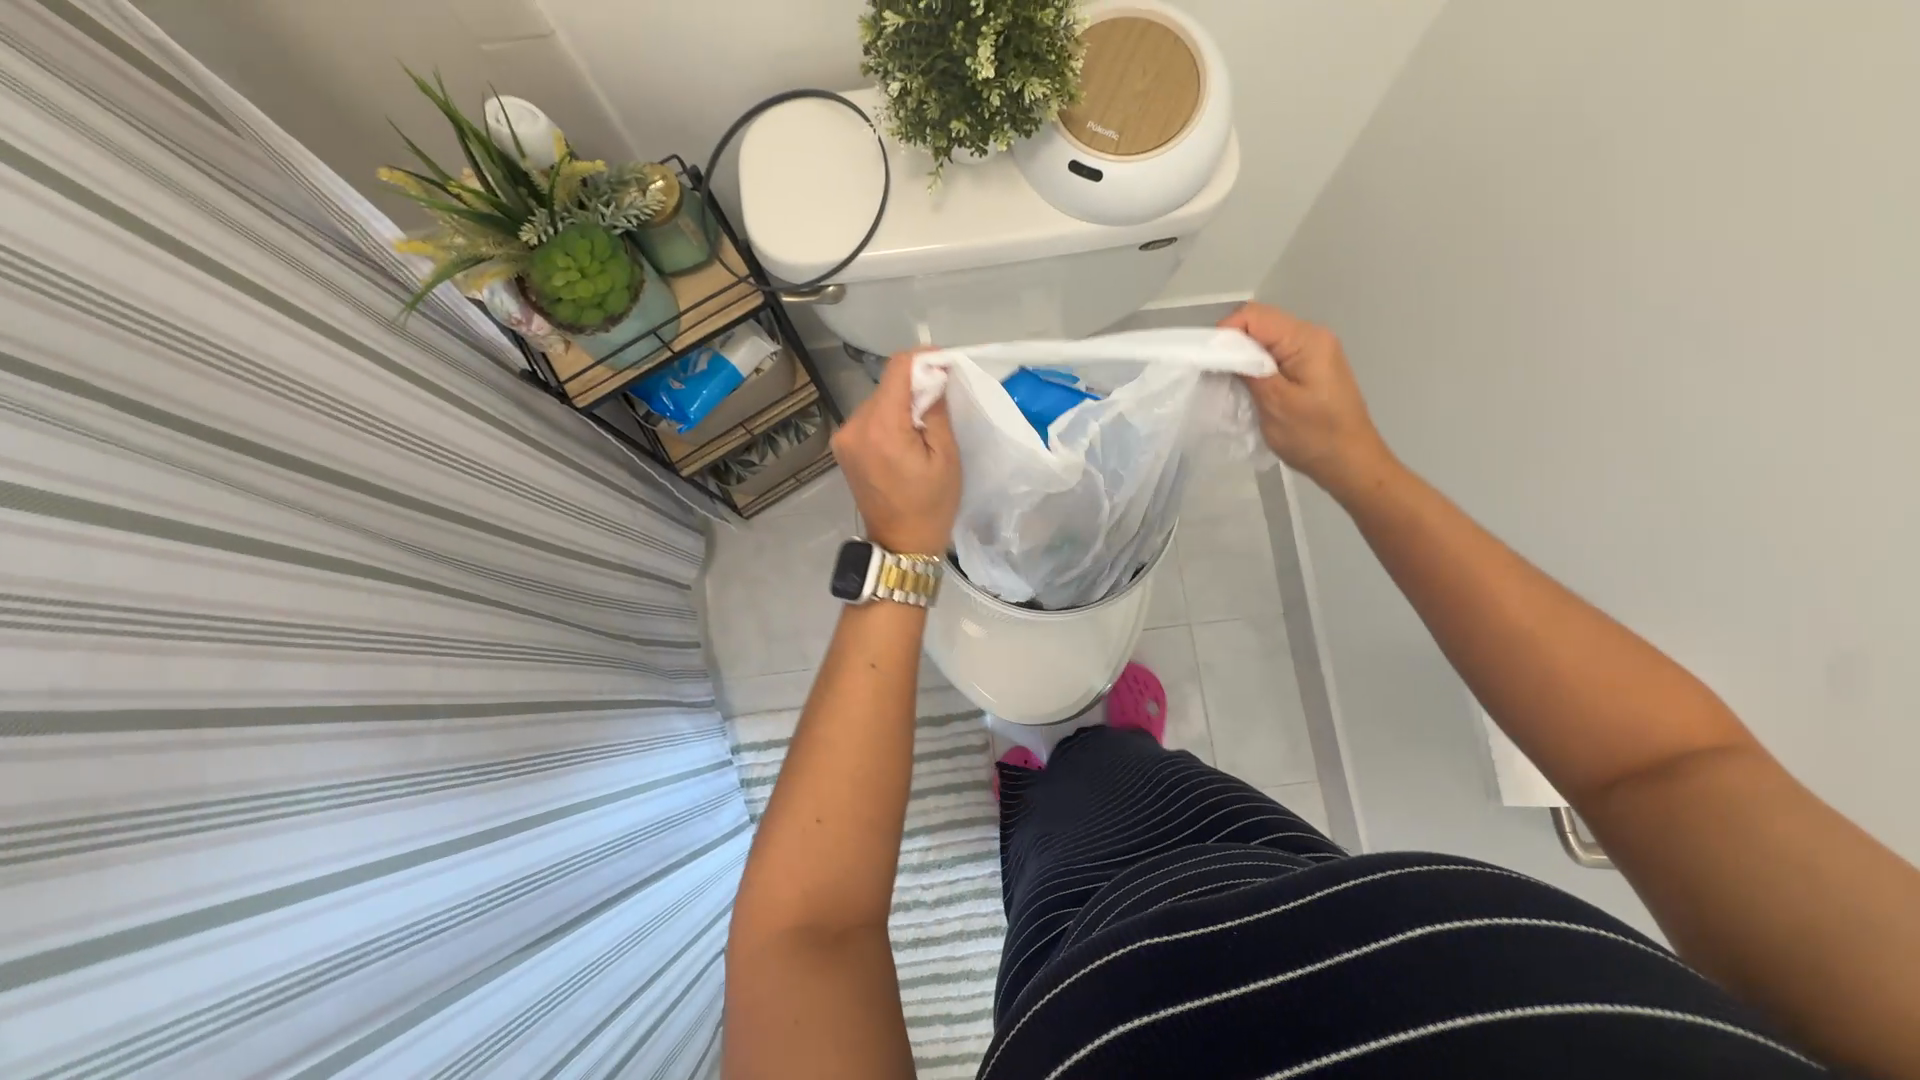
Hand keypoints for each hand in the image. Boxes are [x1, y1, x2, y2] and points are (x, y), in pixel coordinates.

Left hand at [831, 350, 960, 554]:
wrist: (901, 544)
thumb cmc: (931, 505)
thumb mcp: (946, 456)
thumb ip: (937, 409)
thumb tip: (934, 376)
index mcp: (882, 428)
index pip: (897, 369)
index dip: (923, 360)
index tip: (945, 365)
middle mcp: (855, 426)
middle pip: (887, 385)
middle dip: (915, 386)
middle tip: (941, 404)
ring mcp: (844, 437)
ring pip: (878, 400)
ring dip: (901, 404)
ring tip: (924, 428)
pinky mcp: (843, 446)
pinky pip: (870, 418)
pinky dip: (889, 419)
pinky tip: (905, 439)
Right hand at [1222, 303, 1394, 498]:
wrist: (1351, 464)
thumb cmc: (1315, 436)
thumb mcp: (1275, 404)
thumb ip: (1248, 371)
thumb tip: (1221, 351)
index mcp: (1306, 339)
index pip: (1254, 316)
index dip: (1225, 334)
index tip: (1210, 363)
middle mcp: (1312, 336)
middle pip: (1260, 324)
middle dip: (1233, 347)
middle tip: (1217, 377)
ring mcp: (1313, 351)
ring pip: (1265, 340)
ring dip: (1244, 359)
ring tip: (1231, 386)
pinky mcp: (1310, 367)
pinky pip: (1276, 356)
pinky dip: (1257, 368)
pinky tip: (1251, 390)